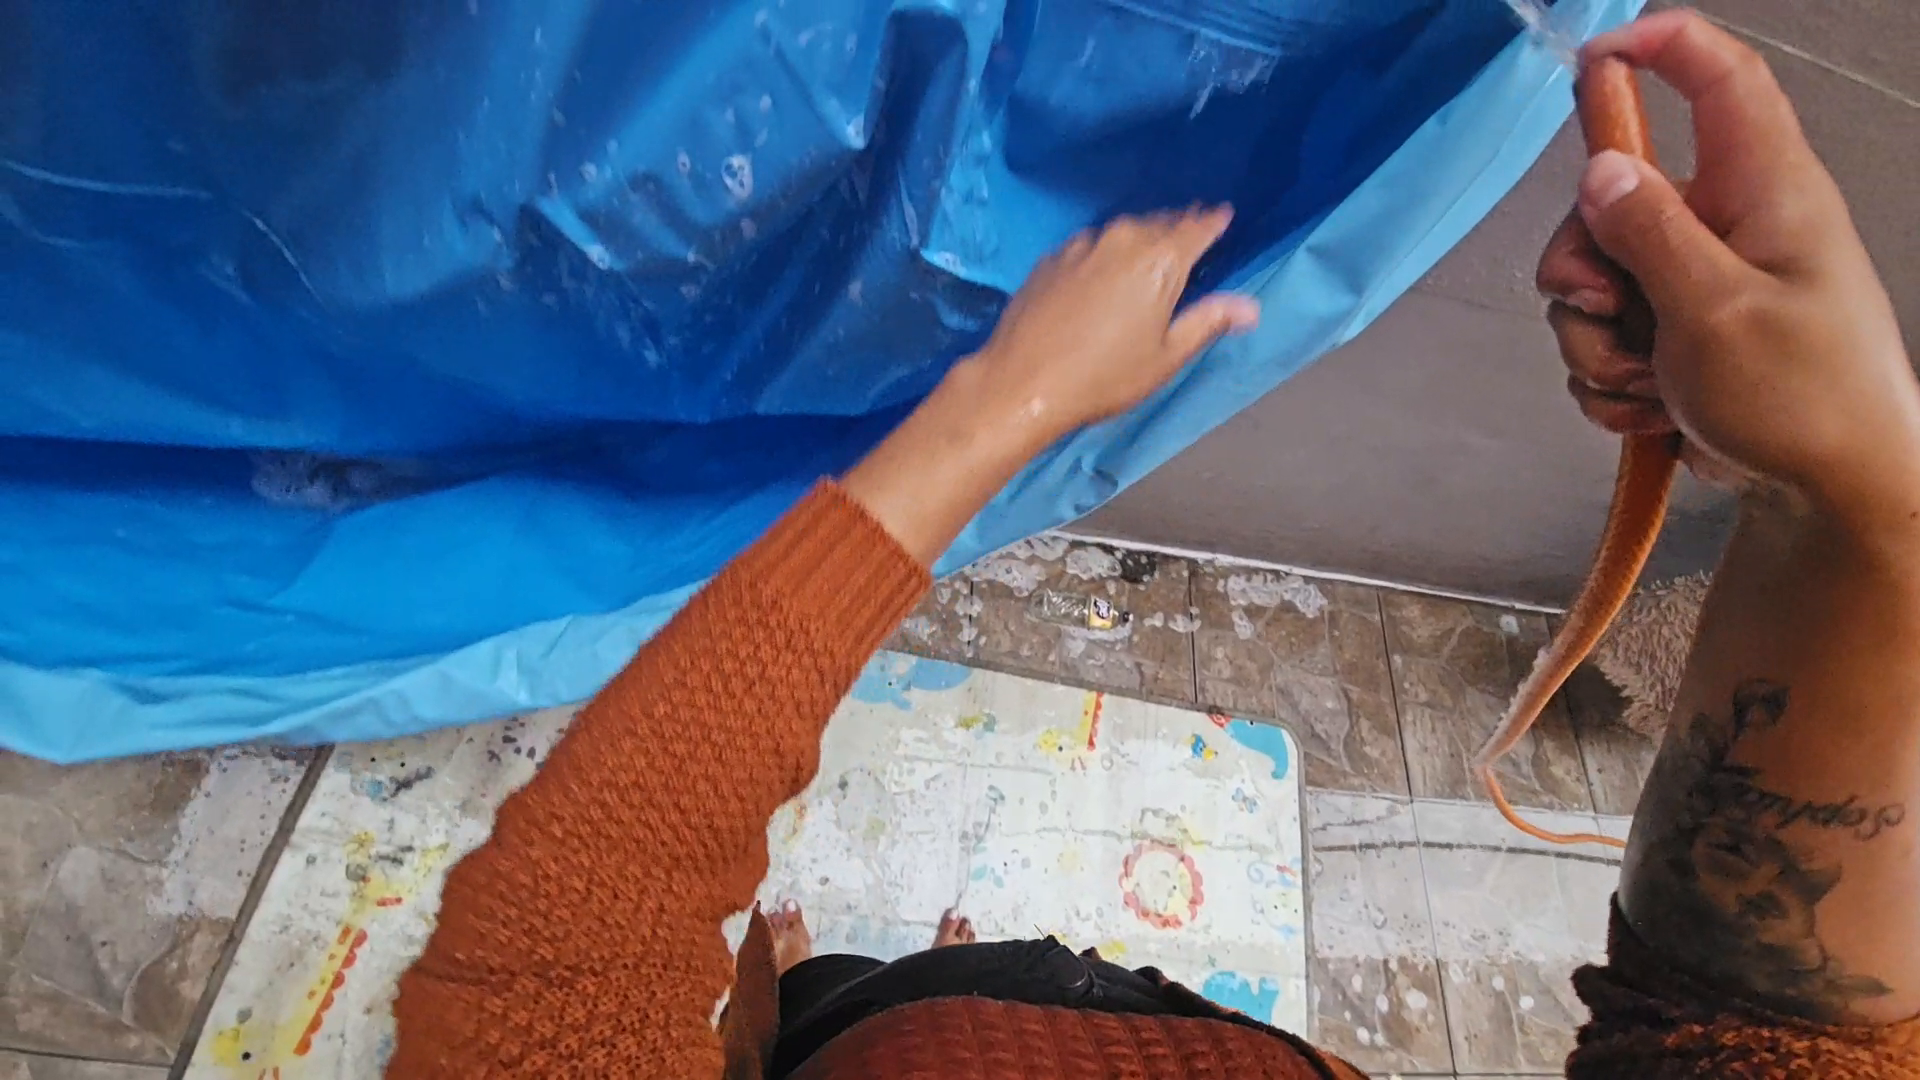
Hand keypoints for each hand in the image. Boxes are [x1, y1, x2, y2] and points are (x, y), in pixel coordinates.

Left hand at [840, 208, 1256, 565]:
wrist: (1022, 382)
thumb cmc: (1103, 377)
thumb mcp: (1164, 357)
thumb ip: (1208, 322)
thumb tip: (1251, 306)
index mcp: (1160, 257)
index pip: (1199, 226)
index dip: (1214, 223)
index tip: (1223, 220)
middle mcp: (1122, 238)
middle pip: (1160, 224)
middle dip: (1177, 230)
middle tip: (1187, 243)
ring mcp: (1080, 245)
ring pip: (1122, 233)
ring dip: (1138, 241)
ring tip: (1144, 260)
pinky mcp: (1050, 259)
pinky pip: (1089, 247)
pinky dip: (1103, 254)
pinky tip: (1099, 277)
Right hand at [1535, 11, 1919, 529]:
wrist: (1818, 480)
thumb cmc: (1796, 389)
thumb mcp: (1717, 309)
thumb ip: (1653, 235)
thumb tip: (1602, 169)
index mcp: (1758, 196)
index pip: (1719, 90)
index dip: (1663, 53)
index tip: (1596, 54)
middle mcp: (1714, 230)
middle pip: (1601, 214)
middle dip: (1577, 276)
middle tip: (1604, 314)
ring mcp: (1683, 285)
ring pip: (1583, 293)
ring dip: (1593, 347)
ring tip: (1645, 384)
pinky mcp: (1660, 335)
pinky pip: (1592, 343)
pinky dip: (1605, 381)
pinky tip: (1648, 407)